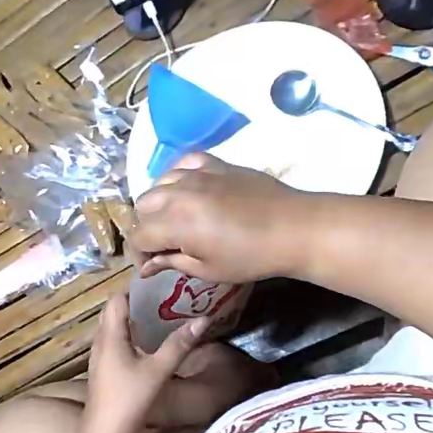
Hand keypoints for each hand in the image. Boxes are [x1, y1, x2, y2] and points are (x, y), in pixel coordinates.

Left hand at [82, 292, 208, 432]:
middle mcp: (101, 342)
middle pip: (115, 311)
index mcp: (110, 335)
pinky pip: (115, 343)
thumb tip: (204, 319)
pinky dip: (131, 336)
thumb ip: (180, 344)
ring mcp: (100, 358)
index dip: (136, 289)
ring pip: (114, 328)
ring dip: (134, 320)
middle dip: (137, 303)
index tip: (160, 287)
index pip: (117, 299)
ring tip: (161, 317)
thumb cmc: (129, 399)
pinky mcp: (104, 371)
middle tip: (164, 299)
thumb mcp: (158, 370)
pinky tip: (150, 345)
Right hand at [130, 154, 318, 281]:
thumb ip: (173, 262)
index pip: (139, 236)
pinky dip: (179, 177)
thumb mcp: (208, 269)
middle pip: (143, 207)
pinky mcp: (216, 164)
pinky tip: (189, 191)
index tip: (151, 267)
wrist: (292, 228)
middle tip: (166, 246)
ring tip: (176, 219)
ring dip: (160, 203)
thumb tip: (148, 266)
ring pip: (159, 183)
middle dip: (148, 228)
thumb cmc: (251, 257)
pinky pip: (184, 163)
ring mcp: (197, 174)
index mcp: (175, 223)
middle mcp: (179, 193)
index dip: (140, 254)